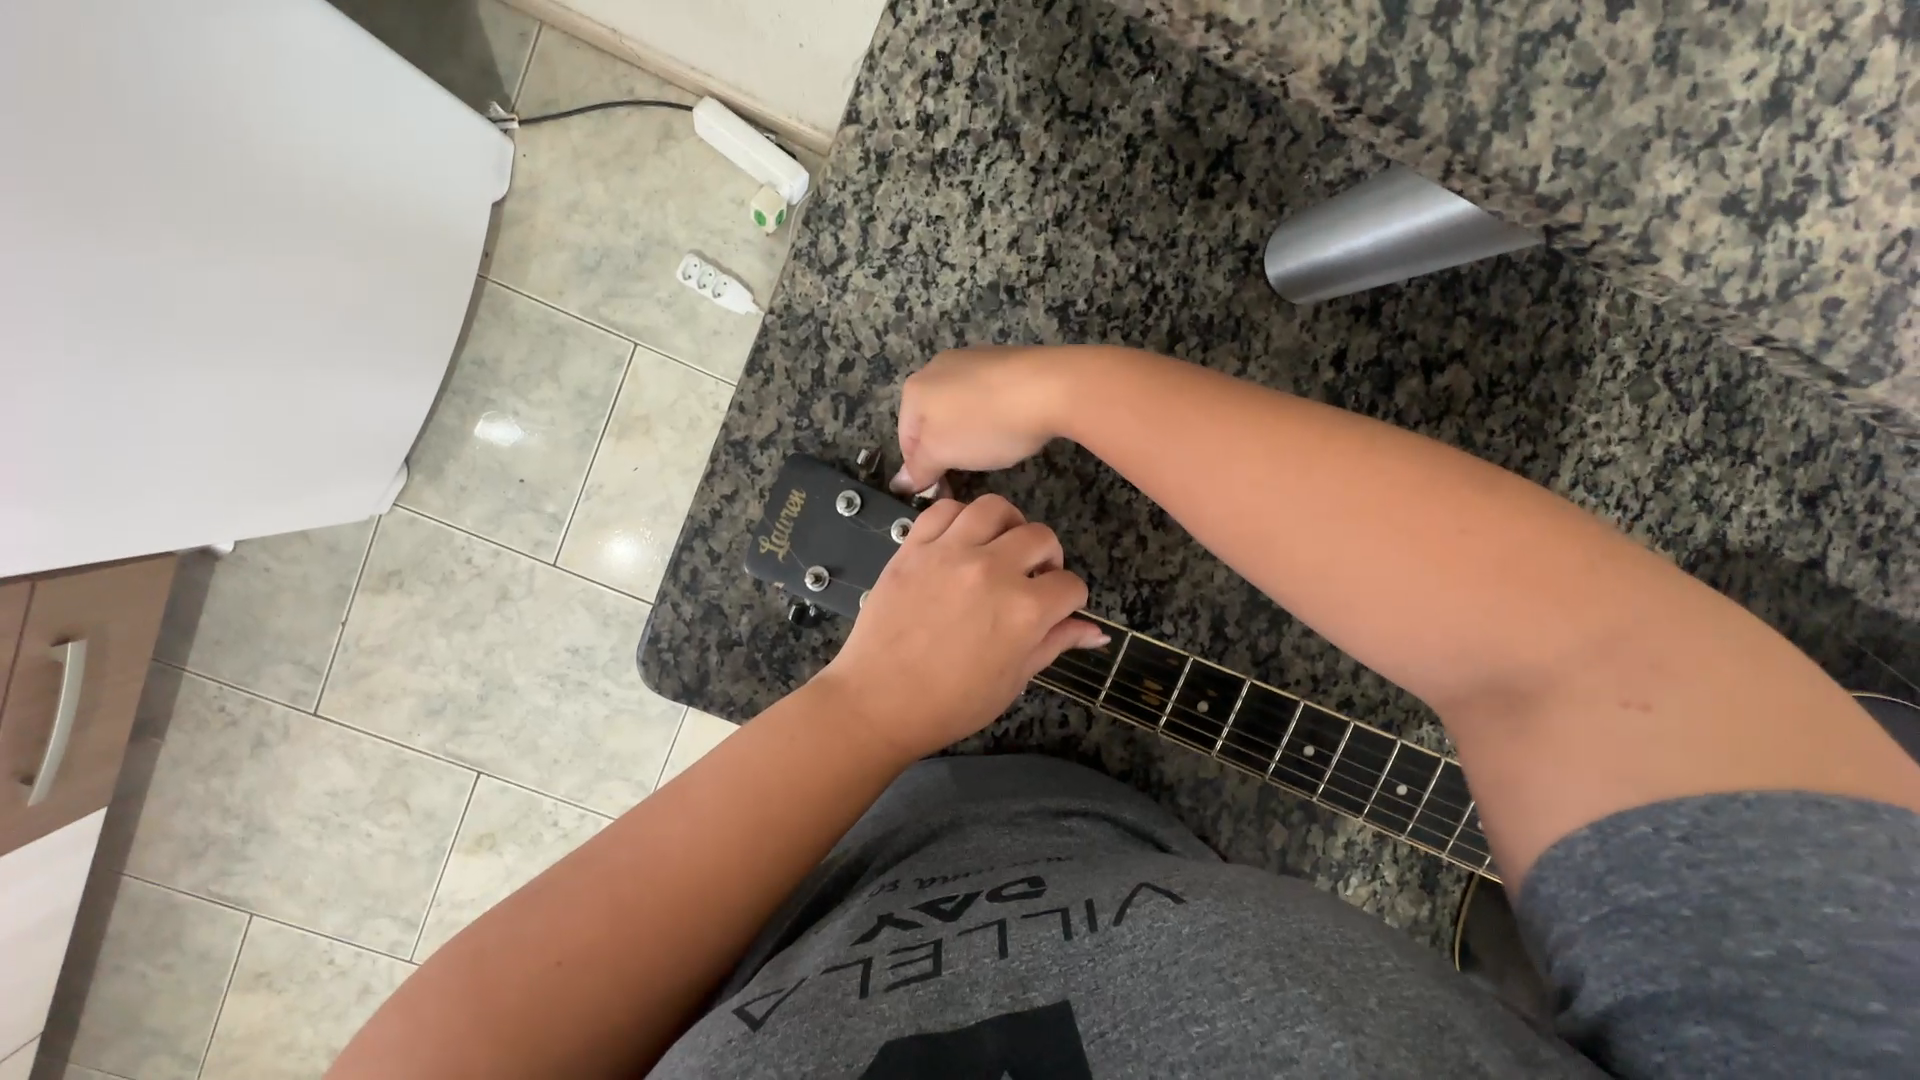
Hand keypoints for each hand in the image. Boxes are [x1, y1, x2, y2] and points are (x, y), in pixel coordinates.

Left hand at [818, 495, 1107, 760]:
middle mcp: (992, 570)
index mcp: (1025, 610)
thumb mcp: (1013, 679)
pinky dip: (960, 518)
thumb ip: (1055, 643)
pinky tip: (961, 541)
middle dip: (1047, 558)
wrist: (878, 703)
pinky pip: (945, 509)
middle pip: (1041, 537)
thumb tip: (1096, 631)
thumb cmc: (950, 704)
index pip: (1069, 585)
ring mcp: (949, 553)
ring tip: (1000, 548)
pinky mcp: (913, 548)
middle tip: (1031, 579)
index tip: (1056, 609)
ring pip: (995, 508)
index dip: (1069, 599)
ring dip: (1009, 525)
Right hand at [893, 346, 1073, 492]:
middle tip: (969, 473)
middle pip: (932, 422)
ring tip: (993, 450)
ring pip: (960, 409)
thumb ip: (919, 468)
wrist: (1051, 387)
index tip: (944, 490)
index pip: (906, 441)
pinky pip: (988, 396)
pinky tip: (1011, 427)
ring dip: (970, 434)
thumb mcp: (944, 453)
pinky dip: (994, 415)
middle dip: (947, 451)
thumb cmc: (987, 424)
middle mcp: (937, 367)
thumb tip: (901, 482)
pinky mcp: (1004, 361)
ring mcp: (973, 360)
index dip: (922, 471)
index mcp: (914, 389)